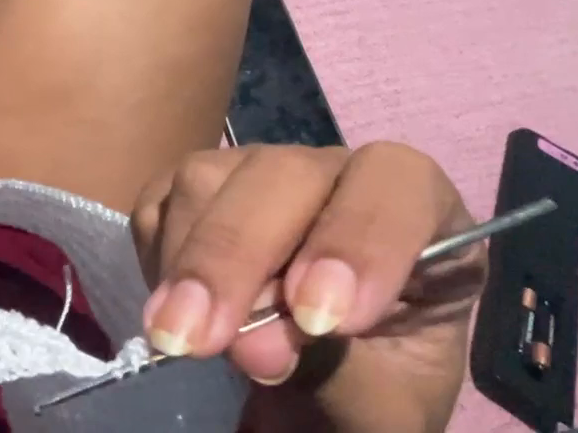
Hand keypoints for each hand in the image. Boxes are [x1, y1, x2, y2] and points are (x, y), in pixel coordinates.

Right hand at [130, 144, 483, 432]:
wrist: (308, 404)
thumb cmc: (370, 397)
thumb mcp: (386, 408)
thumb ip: (340, 373)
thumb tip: (253, 341)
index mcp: (420, 213)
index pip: (393, 182)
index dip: (355, 239)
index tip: (318, 319)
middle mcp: (331, 174)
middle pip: (281, 175)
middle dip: (239, 256)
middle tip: (206, 339)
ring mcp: (252, 171)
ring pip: (206, 178)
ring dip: (189, 263)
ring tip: (183, 339)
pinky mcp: (189, 189)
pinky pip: (158, 202)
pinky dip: (158, 260)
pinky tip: (177, 309)